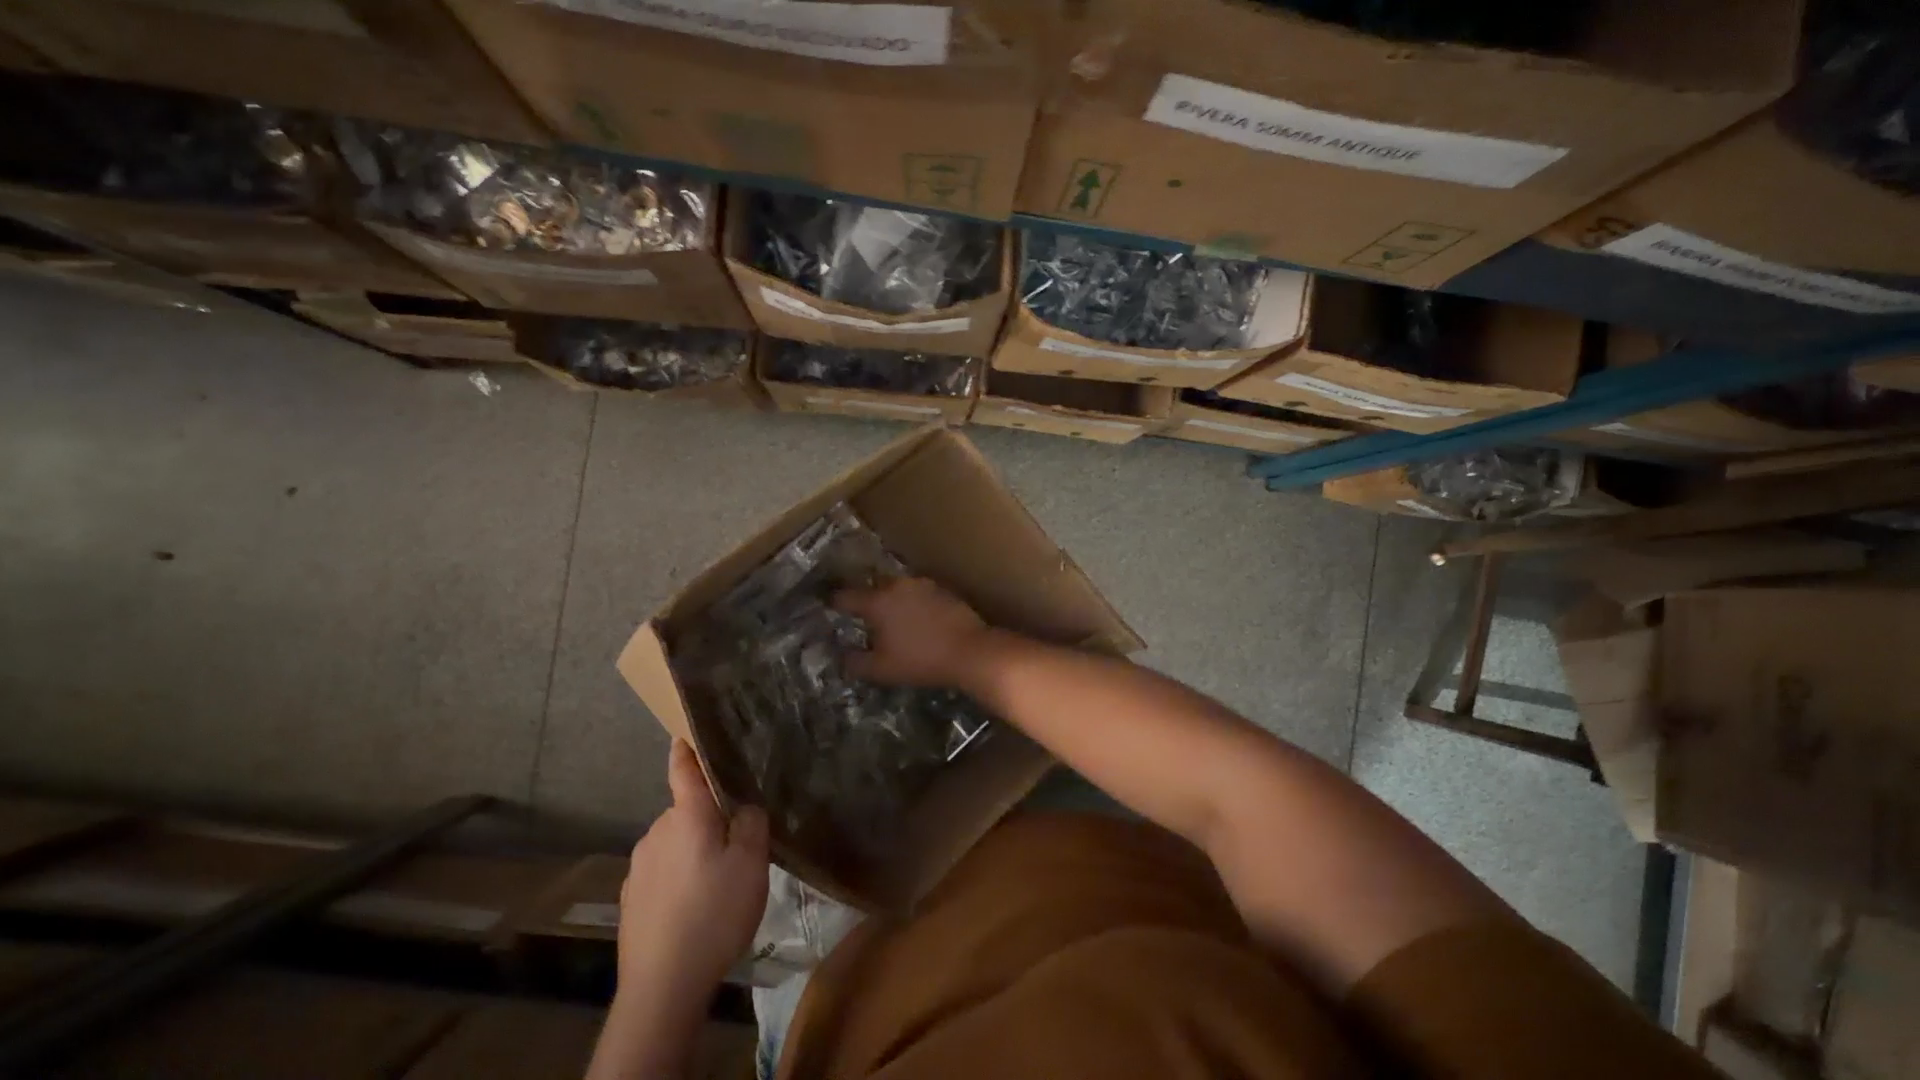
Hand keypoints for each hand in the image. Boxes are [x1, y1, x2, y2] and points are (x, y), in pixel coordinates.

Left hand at [615, 741, 769, 999]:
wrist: (662, 982)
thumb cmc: (713, 914)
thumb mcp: (752, 866)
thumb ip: (753, 825)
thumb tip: (745, 807)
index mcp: (686, 816)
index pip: (683, 770)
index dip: (687, 750)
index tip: (686, 734)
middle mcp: (656, 832)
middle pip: (687, 813)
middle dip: (709, 821)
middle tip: (739, 848)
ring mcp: (638, 866)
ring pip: (675, 844)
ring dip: (694, 853)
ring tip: (719, 886)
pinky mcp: (631, 898)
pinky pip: (662, 874)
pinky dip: (679, 881)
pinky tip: (694, 910)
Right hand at [833, 577, 992, 687]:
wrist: (970, 651)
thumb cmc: (920, 660)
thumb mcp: (882, 669)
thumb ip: (856, 662)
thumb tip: (842, 655)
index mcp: (877, 601)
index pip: (846, 597)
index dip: (834, 602)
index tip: (828, 606)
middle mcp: (897, 585)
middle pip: (873, 587)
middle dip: (865, 598)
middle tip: (862, 614)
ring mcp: (923, 584)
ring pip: (898, 588)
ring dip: (892, 600)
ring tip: (891, 618)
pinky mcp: (943, 590)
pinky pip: (918, 593)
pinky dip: (913, 603)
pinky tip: (917, 619)